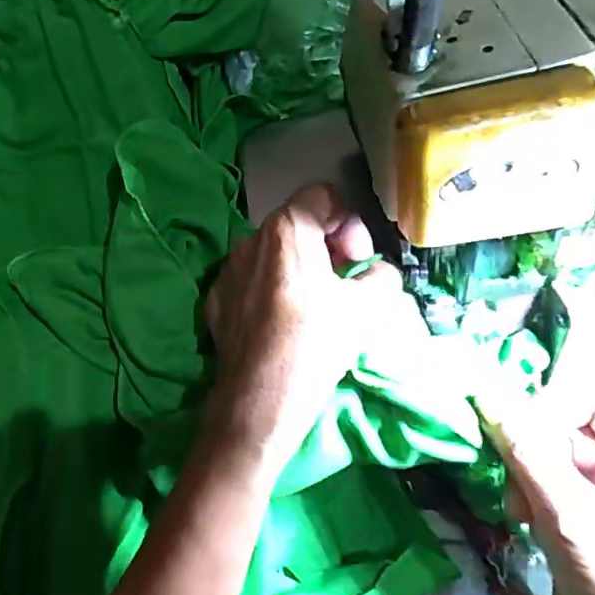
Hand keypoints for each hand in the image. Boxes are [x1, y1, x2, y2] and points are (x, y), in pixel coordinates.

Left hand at [201, 184, 405, 482]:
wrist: (257, 399)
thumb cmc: (314, 346)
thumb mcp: (367, 308)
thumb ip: (380, 275)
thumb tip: (376, 271)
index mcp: (285, 230)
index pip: (323, 195)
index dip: (349, 221)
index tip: (356, 260)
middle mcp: (249, 240)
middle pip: (296, 223)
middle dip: (326, 244)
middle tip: (343, 281)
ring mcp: (226, 270)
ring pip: (272, 253)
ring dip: (298, 266)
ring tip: (315, 304)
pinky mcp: (214, 298)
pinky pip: (250, 279)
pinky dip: (271, 288)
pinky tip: (282, 321)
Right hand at [476, 394, 594, 594]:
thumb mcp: (568, 513)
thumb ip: (528, 452)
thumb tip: (489, 399)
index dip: (548, 414)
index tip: (510, 437)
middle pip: (573, 433)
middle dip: (533, 456)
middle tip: (514, 487)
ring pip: (560, 461)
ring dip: (530, 480)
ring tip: (522, 511)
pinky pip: (562, 487)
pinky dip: (539, 499)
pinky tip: (531, 522)